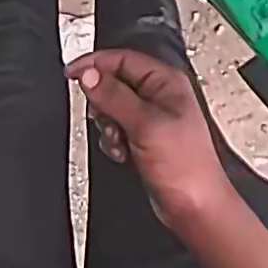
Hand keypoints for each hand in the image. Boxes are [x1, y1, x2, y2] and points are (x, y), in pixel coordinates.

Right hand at [67, 49, 239, 235]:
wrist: (195, 208)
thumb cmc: (186, 166)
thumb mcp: (145, 124)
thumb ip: (114, 96)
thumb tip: (89, 75)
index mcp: (166, 81)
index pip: (122, 59)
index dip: (95, 64)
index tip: (73, 74)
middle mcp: (159, 95)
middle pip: (114, 82)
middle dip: (103, 102)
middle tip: (104, 117)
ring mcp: (151, 117)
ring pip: (111, 107)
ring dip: (108, 125)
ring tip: (120, 140)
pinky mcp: (143, 138)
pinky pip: (115, 128)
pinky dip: (113, 140)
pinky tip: (123, 152)